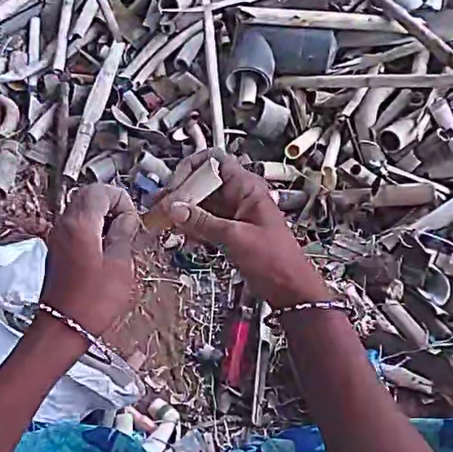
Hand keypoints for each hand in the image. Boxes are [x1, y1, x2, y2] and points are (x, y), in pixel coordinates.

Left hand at [41, 183, 140, 335]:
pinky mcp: (56, 249)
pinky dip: (92, 229)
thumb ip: (123, 234)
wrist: (64, 327)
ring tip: (118, 241)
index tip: (131, 221)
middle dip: (111, 205)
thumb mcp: (120, 265)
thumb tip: (127, 218)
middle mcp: (64, 224)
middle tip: (127, 228)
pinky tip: (104, 252)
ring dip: (102, 217)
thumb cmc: (94, 300)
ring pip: (81, 210)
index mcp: (80, 224)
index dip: (121, 200)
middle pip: (88, 196)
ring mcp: (57, 236)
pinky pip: (76, 226)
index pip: (100, 191)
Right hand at [163, 152, 333, 308]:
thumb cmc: (276, 261)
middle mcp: (240, 196)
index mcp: (247, 188)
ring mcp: (234, 214)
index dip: (191, 169)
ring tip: (164, 223)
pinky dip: (193, 228)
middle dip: (181, 194)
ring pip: (202, 204)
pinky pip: (206, 223)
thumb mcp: (236, 238)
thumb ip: (203, 222)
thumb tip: (174, 208)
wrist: (291, 290)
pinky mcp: (231, 232)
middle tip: (161, 208)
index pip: (214, 161)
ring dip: (183, 213)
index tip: (176, 187)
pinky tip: (183, 237)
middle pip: (203, 183)